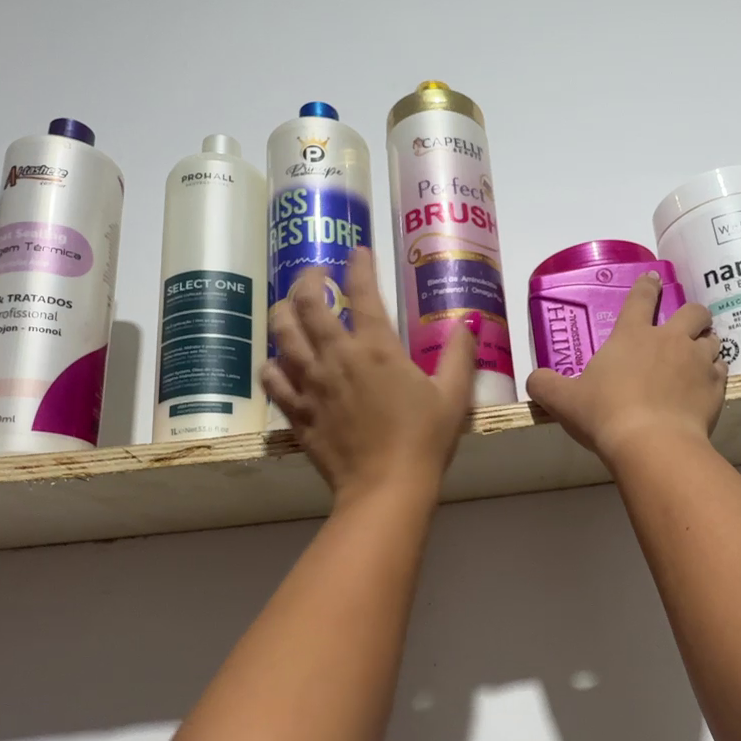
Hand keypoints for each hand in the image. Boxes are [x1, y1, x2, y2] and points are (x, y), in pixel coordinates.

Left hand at [261, 247, 475, 503]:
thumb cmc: (424, 440)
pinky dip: (272, 364)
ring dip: (283, 311)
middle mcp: (336, 357)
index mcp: (376, 348)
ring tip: (290, 306)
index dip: (359, 265)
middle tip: (317, 273)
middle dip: (309, 278)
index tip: (359, 252)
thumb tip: (469, 322)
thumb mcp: (452, 396)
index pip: (362, 292)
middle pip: (308, 303)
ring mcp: (311, 384)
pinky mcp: (298, 412)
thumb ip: (459, 355)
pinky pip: (272, 379)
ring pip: (282, 334)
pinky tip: (278, 361)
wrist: (386, 488)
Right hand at [525, 272, 725, 469]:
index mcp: (632, 335)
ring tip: (699, 356)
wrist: (652, 443)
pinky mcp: (715, 386)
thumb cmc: (604, 415)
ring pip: (712, 340)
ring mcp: (697, 361)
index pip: (641, 298)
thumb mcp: (563, 401)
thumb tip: (534, 380)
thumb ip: (545, 385)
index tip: (653, 278)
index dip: (647, 286)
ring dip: (706, 344)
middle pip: (693, 311)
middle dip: (692, 313)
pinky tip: (706, 384)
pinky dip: (715, 373)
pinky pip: (721, 370)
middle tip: (687, 324)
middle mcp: (670, 340)